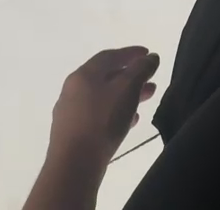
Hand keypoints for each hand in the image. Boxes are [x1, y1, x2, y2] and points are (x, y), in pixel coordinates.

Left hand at [45, 47, 160, 166]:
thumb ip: (142, 69)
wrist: (74, 165)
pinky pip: (97, 116)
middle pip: (106, 77)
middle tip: (151, 80)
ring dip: (125, 96)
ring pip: (103, 97)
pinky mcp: (70, 134)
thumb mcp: (128, 88)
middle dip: (131, 77)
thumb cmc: (102, 119)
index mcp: (83, 75)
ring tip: (144, 101)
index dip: (131, 53)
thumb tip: (151, 58)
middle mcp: (72, 91)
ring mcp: (69, 114)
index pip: (110, 56)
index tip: (148, 54)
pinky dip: (114, 112)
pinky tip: (129, 121)